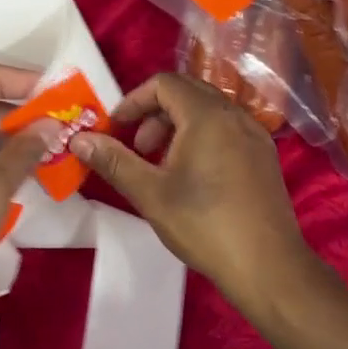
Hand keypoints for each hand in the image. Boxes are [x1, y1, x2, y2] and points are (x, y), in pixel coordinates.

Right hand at [71, 73, 310, 303]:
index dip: (134, 100)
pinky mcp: (265, 155)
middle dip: (156, 113)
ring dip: (179, 126)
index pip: (165, 83)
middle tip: (139, 148)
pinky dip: (204, 137)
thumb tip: (79, 140)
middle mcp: (234, 114)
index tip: (116, 128)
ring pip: (210, 111)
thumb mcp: (151, 194)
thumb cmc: (205, 225)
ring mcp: (255, 133)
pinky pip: (228, 129)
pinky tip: (195, 177)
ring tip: (162, 166)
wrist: (268, 265)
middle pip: (188, 92)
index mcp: (207, 114)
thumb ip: (115, 161)